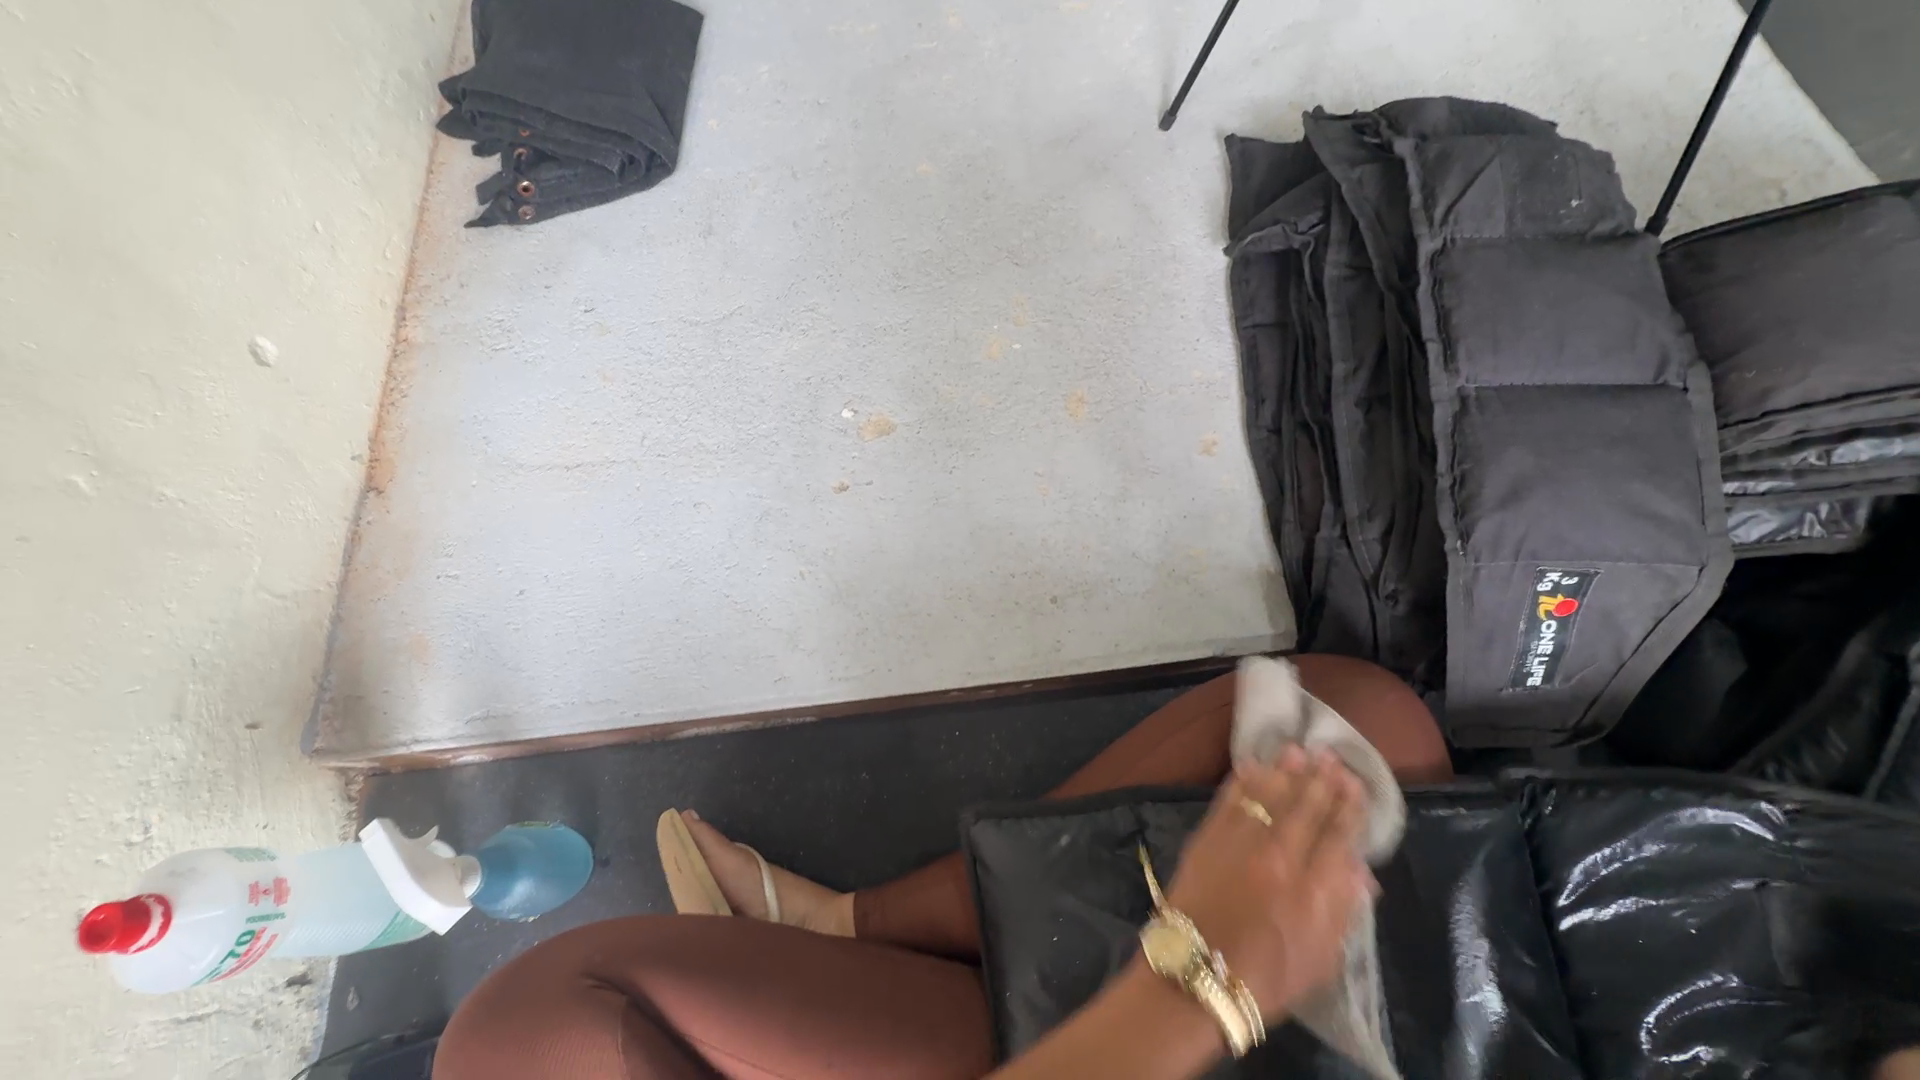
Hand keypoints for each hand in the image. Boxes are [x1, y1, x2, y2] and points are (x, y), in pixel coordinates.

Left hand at [1161, 747, 1371, 1023]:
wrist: (1196, 975)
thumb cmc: (1265, 978)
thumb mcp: (1321, 960)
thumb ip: (1343, 912)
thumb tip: (1362, 872)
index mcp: (1312, 891)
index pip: (1338, 837)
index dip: (1350, 808)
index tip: (1357, 785)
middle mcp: (1278, 859)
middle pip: (1305, 809)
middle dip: (1321, 781)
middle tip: (1332, 756)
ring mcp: (1238, 844)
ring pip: (1267, 797)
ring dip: (1284, 772)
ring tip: (1298, 750)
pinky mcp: (1206, 840)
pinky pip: (1228, 801)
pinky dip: (1242, 782)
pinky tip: (1252, 766)